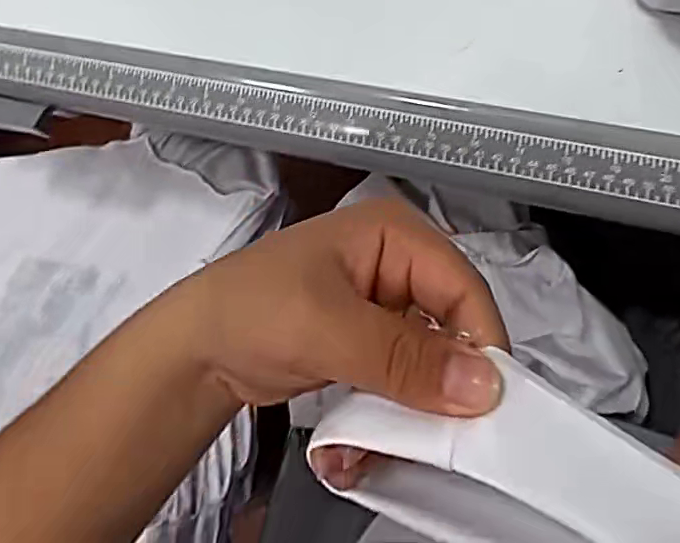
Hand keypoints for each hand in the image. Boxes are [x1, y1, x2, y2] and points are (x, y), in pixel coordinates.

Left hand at [171, 197, 510, 488]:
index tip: (483, 406)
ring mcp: (386, 306)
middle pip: (453, 329)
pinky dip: (389, 420)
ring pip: (432, 366)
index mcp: (395, 233)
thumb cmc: (248, 306)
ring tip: (372, 445)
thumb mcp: (328, 328)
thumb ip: (406, 357)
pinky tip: (357, 444)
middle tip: (423, 437)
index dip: (480, 344)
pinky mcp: (373, 343)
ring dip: (409, 414)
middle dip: (439, 389)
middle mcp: (398, 265)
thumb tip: (479, 381)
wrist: (197, 347)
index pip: (464, 286)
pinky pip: (406, 385)